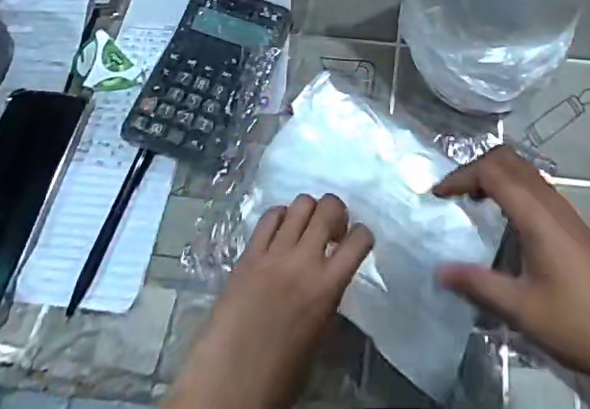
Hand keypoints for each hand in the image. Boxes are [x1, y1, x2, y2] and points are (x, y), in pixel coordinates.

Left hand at [164, 194, 373, 408]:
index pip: (359, 239)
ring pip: (300, 204)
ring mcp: (273, 254)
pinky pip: (269, 217)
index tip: (355, 242)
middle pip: (328, 207)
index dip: (362, 235)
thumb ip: (327, 298)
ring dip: (309, 211)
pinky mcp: (247, 255)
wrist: (227, 385)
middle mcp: (303, 261)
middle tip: (332, 232)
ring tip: (305, 230)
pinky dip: (280, 217)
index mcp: (327, 288)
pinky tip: (279, 233)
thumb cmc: (278, 375)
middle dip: (336, 212)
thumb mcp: (318, 336)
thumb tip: (330, 278)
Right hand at [432, 148, 589, 408]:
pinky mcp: (571, 223)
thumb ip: (478, 285)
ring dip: (494, 174)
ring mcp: (564, 210)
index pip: (492, 171)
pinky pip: (534, 186)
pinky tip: (503, 221)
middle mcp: (550, 201)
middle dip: (476, 167)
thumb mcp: (521, 309)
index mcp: (536, 214)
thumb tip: (439, 269)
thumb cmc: (577, 322)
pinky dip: (510, 187)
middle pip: (508, 159)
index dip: (461, 175)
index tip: (438, 195)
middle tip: (453, 193)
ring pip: (523, 169)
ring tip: (472, 202)